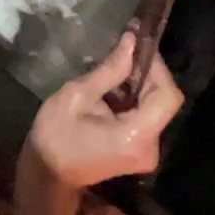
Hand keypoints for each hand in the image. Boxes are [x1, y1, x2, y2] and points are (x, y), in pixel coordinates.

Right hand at [27, 32, 183, 188]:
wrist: (48, 173)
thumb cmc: (56, 134)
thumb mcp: (77, 95)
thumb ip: (110, 71)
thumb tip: (131, 42)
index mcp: (136, 136)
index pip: (167, 96)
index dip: (158, 68)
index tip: (138, 46)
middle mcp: (150, 147)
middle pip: (163, 101)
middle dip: (147, 73)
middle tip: (125, 51)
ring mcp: (148, 152)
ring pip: (156, 107)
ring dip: (140, 84)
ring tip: (116, 66)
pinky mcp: (141, 151)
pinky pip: (147, 117)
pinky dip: (135, 98)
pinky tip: (115, 88)